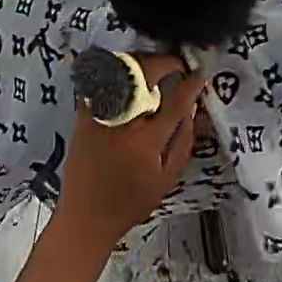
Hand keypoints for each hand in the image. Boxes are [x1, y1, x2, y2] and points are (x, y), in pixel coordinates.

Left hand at [53, 59, 204, 252]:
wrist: (84, 219)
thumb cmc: (131, 203)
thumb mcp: (167, 179)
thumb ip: (184, 140)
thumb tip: (192, 108)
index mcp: (147, 141)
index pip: (176, 101)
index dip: (191, 83)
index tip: (199, 73)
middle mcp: (123, 123)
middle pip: (145, 75)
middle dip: (165, 62)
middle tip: (176, 65)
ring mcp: (100, 117)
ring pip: (121, 72)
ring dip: (141, 61)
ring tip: (154, 66)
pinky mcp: (82, 117)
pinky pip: (99, 82)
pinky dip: (114, 71)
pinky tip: (127, 74)